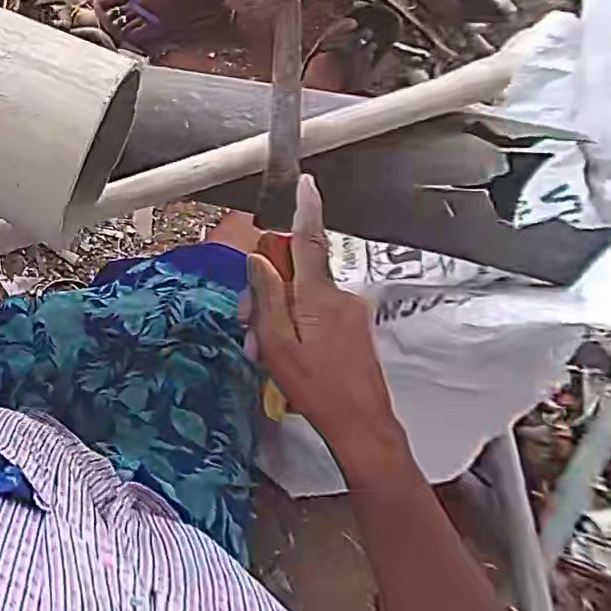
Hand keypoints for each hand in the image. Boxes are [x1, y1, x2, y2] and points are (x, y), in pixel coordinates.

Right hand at [247, 176, 407, 474]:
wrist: (362, 427)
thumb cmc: (314, 387)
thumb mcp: (276, 342)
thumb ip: (267, 296)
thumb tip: (258, 259)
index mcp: (318, 296)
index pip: (308, 242)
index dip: (304, 210)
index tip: (306, 183)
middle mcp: (339, 296)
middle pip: (294, 273)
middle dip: (266, 290)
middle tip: (248, 325)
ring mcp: (350, 312)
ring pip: (302, 295)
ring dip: (278, 312)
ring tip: (263, 347)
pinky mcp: (354, 327)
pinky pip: (316, 310)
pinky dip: (294, 322)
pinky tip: (283, 351)